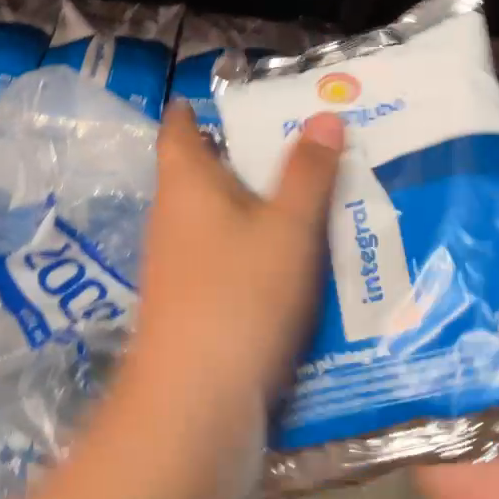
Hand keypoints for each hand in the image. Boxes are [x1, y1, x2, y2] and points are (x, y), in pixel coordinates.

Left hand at [127, 103, 346, 404]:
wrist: (195, 402)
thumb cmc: (239, 293)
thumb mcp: (288, 226)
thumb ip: (308, 171)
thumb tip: (323, 114)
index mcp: (186, 182)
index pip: (180, 127)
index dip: (198, 107)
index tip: (235, 96)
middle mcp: (174, 216)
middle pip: (205, 170)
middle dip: (247, 155)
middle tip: (301, 140)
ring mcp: (180, 263)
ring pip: (221, 216)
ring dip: (259, 204)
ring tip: (314, 193)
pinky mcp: (194, 303)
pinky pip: (229, 256)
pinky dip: (258, 247)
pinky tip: (298, 258)